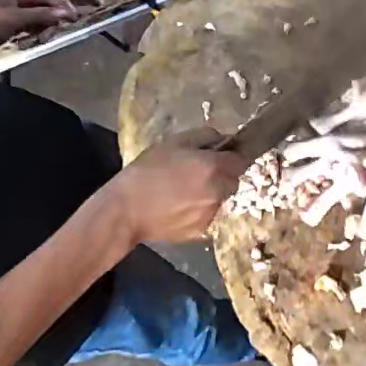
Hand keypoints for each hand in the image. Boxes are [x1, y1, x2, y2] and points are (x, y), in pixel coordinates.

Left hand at [0, 0, 77, 53]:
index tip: (76, 19)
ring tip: (42, 38)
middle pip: (44, 6)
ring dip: (43, 26)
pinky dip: (34, 30)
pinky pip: (29, 22)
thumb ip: (42, 14)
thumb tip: (67, 12)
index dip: (62, 7)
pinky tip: (32, 38)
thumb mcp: (15, 20)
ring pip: (38, 15)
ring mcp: (11, 8)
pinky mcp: (8, 19)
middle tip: (54, 32)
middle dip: (52, 19)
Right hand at [99, 131, 250, 244]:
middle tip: (199, 175)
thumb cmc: (146, 172)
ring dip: (213, 194)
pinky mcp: (202, 229)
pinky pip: (210, 215)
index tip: (220, 158)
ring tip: (187, 193)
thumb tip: (223, 139)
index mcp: (215, 167)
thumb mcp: (173, 143)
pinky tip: (181, 207)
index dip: (232, 158)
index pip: (242, 161)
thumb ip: (204, 136)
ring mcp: (212, 212)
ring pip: (223, 199)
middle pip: (234, 180)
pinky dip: (202, 210)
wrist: (123, 212)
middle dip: (223, 176)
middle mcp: (219, 190)